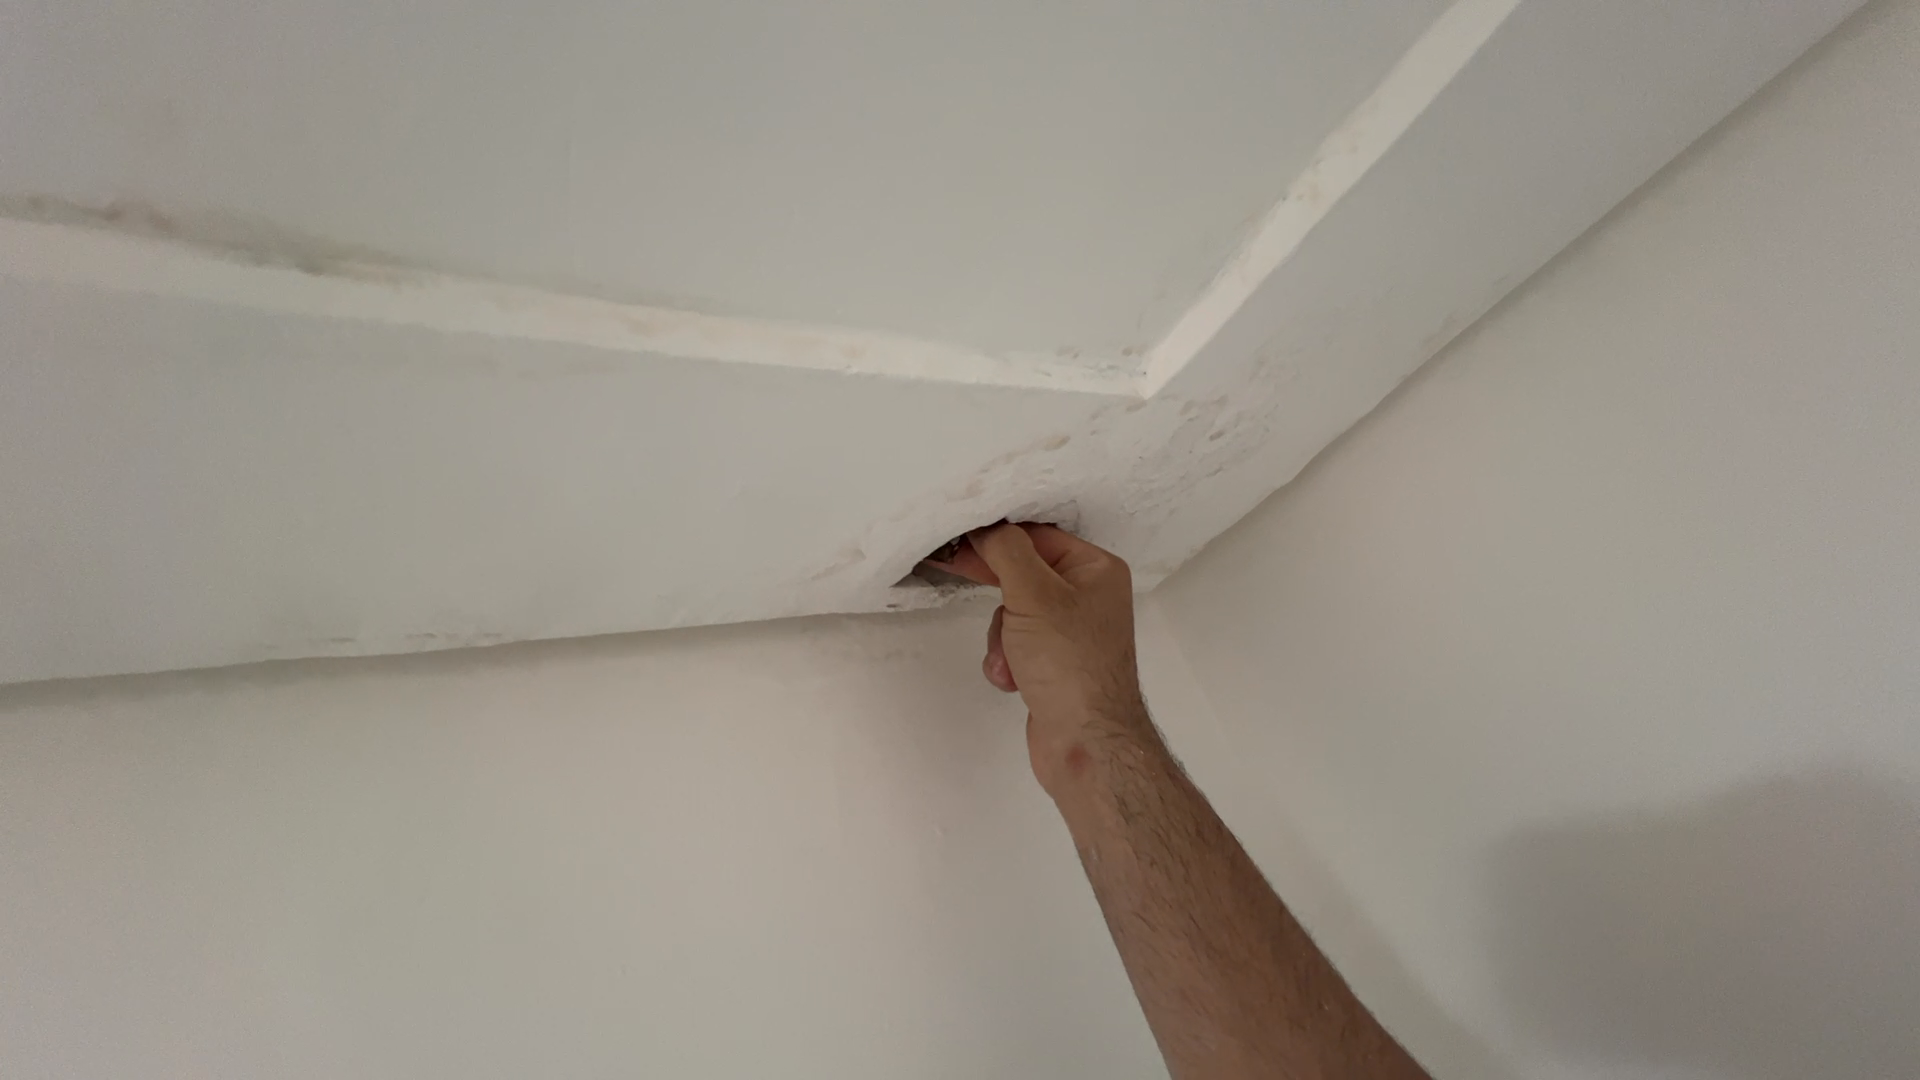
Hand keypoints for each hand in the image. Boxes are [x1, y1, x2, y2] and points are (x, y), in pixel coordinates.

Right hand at [930, 523, 1153, 794]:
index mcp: (1095, 569)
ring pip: (1014, 611)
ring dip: (1001, 636)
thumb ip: (1006, 551)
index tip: (957, 540)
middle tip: (953, 571)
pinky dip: (1007, 660)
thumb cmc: (1066, 661)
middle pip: (1024, 573)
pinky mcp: (1054, 662)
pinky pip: (1017, 643)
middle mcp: (1088, 595)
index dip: (996, 537)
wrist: (1085, 744)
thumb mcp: (1033, 595)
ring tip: (1010, 660)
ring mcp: (1071, 631)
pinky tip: (1013, 681)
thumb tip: (985, 527)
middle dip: (997, 590)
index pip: (1037, 536)